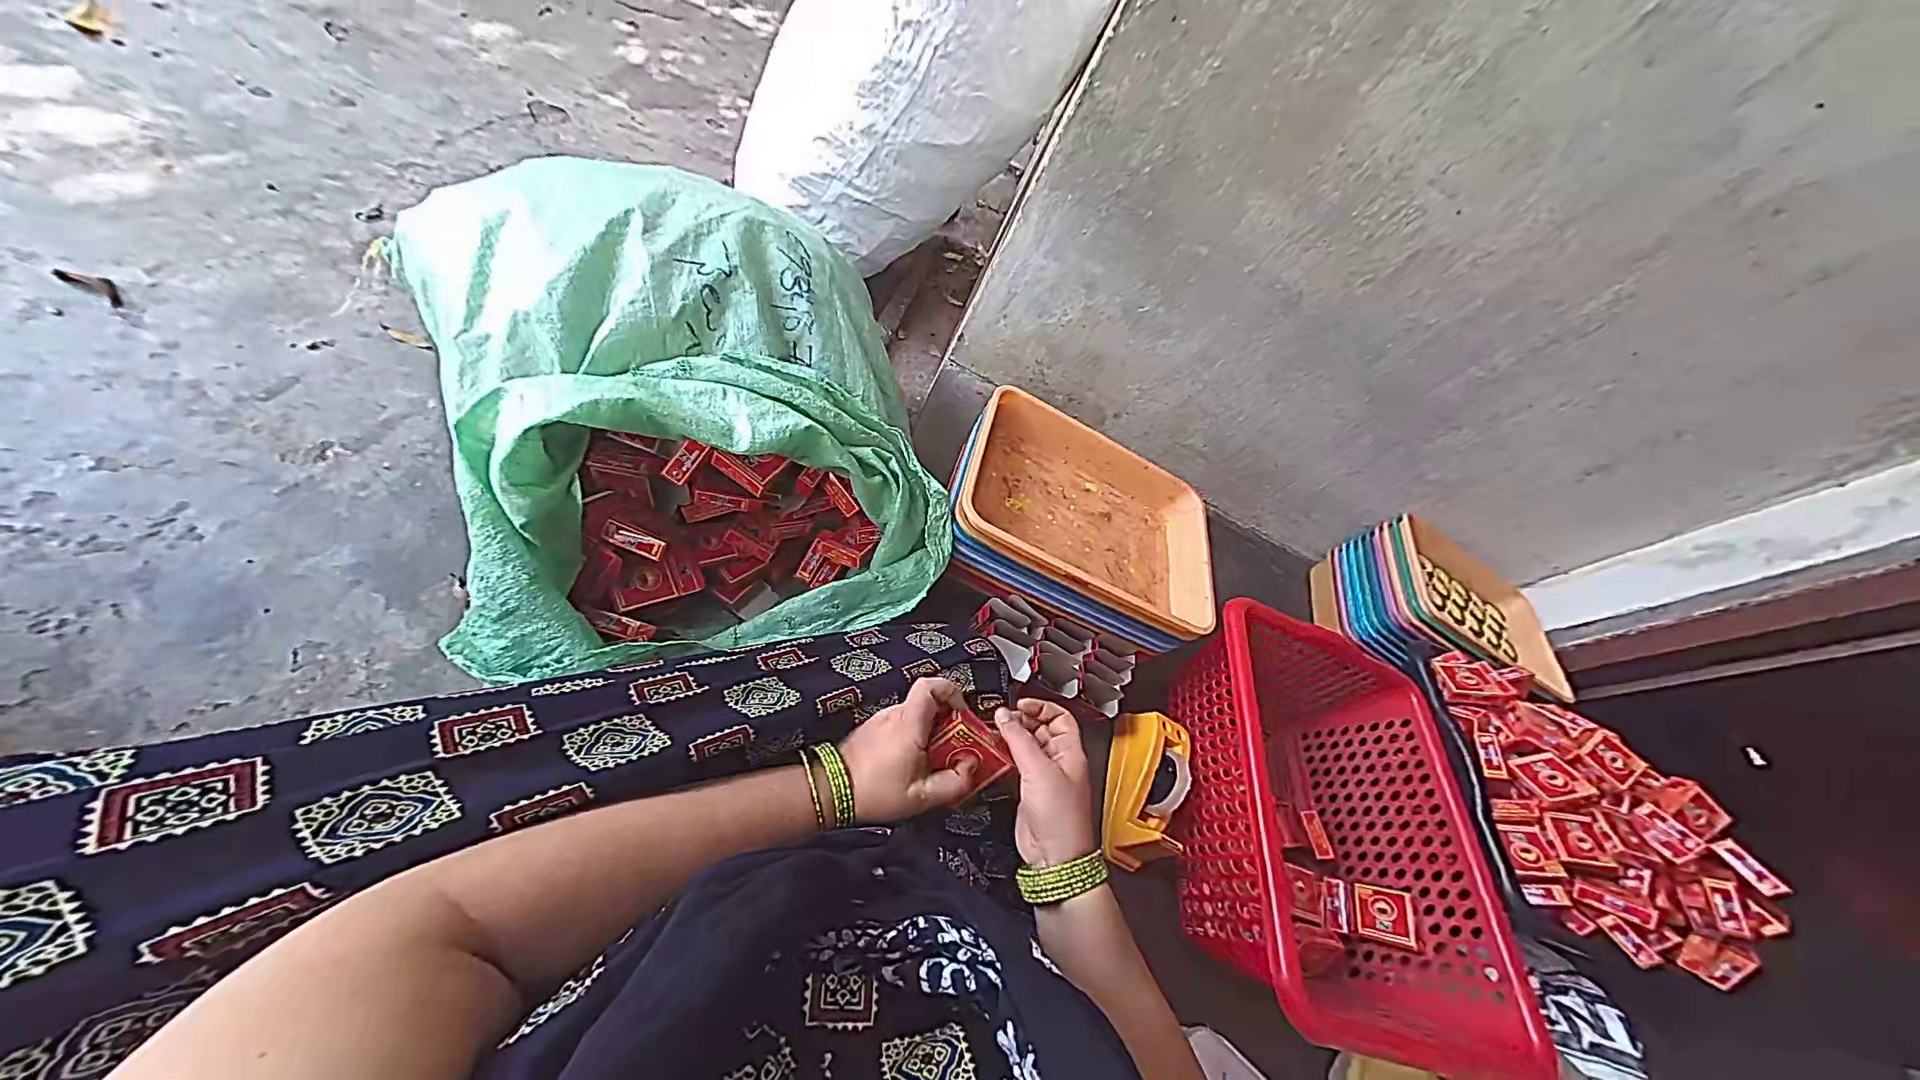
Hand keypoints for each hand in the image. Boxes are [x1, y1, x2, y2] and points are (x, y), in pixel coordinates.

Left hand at [836, 677, 976, 823]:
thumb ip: (954, 783)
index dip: (952, 692)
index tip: (962, 715)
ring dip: (932, 731)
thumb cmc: (873, 793)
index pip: (931, 685)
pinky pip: (903, 723)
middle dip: (948, 721)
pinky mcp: (875, 727)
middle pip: (930, 702)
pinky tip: (913, 762)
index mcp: (908, 724)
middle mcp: (895, 715)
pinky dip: (915, 736)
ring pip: (918, 714)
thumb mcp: (921, 797)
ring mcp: (883, 719)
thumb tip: (971, 766)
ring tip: (933, 759)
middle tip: (955, 746)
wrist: (832, 791)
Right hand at [995, 700, 1095, 866]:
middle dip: (1023, 719)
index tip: (1020, 705)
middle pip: (1042, 729)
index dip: (1041, 706)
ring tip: (997, 732)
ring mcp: (1045, 776)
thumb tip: (1005, 715)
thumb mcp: (1038, 770)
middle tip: (1003, 718)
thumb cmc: (1061, 820)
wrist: (1054, 858)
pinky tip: (996, 752)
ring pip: (1028, 745)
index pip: (1060, 716)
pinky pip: (1019, 763)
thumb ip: (1019, 739)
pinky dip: (1007, 754)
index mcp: (1071, 753)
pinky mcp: (1030, 790)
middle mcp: (1059, 762)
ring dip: (1013, 736)